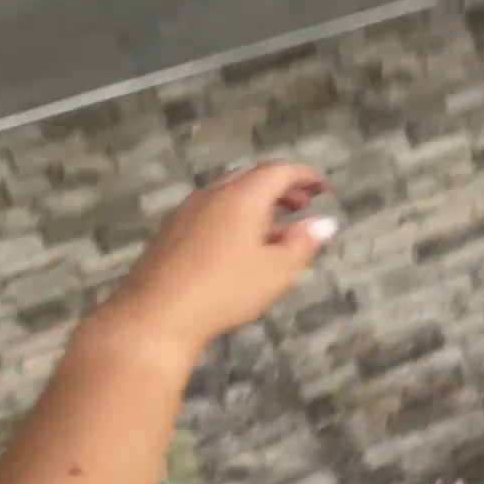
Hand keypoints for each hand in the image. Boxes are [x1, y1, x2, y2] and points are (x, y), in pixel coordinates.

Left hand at [97, 161, 335, 358]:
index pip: (278, 172)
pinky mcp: (175, 229)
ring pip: (231, 193)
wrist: (158, 312)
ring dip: (260, 202)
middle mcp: (213, 196)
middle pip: (252, 177)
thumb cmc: (227, 289)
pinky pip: (214, 209)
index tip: (324, 186)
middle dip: (282, 186)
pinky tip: (246, 243)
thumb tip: (325, 223)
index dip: (305, 175)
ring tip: (280, 226)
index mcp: (242, 199)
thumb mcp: (277, 270)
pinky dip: (239, 214)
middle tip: (304, 203)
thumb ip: (303, 243)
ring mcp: (189, 210)